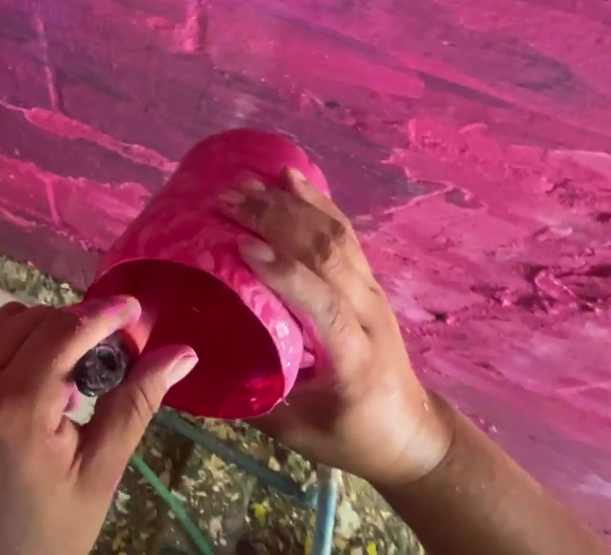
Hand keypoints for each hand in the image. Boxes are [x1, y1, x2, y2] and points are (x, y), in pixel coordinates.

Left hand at [0, 298, 198, 554]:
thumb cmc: (45, 530)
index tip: (135, 309)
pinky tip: (34, 378)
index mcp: (15, 408)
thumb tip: (182, 353)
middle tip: (106, 359)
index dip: (103, 314)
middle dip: (77, 327)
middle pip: (37, 318)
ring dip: (45, 331)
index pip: (64, 331)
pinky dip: (14, 340)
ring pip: (9, 318)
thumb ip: (135, 404)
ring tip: (67, 378)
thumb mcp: (99, 473)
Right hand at [225, 168, 451, 487]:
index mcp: (354, 357)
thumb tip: (196, 362)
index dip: (287, 274)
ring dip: (289, 205)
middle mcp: (367, 314)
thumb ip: (253, 398)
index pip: (325, 305)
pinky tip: (288, 176)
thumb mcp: (300, 434)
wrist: (414, 432)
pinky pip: (343, 232)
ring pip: (335, 236)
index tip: (242, 248)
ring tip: (246, 183)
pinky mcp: (366, 279)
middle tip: (226, 199)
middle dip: (276, 221)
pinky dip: (315, 200)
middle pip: (327, 256)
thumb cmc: (352, 435)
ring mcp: (370, 291)